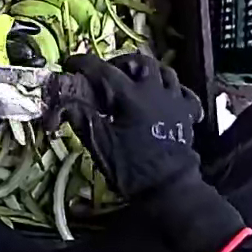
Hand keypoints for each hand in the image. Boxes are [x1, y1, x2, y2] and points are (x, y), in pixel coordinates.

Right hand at [57, 52, 203, 199]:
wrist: (169, 190)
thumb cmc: (131, 168)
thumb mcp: (100, 144)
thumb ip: (81, 117)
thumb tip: (63, 100)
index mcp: (131, 96)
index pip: (104, 71)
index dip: (85, 63)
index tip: (70, 63)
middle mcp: (155, 91)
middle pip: (140, 62)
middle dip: (120, 63)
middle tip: (107, 73)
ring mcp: (175, 101)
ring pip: (164, 71)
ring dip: (147, 71)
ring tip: (134, 80)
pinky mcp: (187, 114)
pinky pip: (183, 92)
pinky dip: (172, 89)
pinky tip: (163, 96)